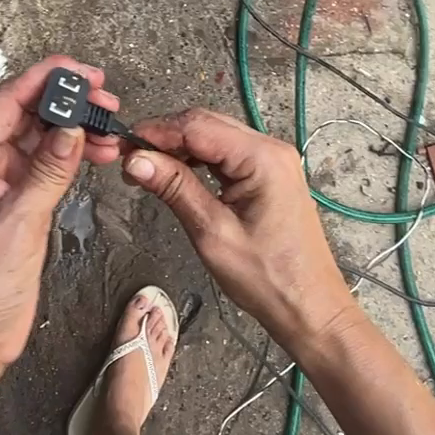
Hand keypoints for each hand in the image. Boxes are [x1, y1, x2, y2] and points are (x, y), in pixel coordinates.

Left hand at [0, 55, 122, 371]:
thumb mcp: (16, 226)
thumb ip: (46, 172)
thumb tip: (72, 127)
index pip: (7, 99)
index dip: (46, 78)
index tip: (84, 72)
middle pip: (25, 112)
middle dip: (66, 101)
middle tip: (107, 99)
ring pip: (39, 136)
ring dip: (74, 128)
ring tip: (110, 130)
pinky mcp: (14, 200)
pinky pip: (45, 163)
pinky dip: (71, 155)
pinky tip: (96, 154)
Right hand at [123, 109, 357, 352]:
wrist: (312, 310)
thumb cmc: (267, 279)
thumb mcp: (213, 233)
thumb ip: (174, 188)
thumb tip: (134, 160)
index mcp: (261, 157)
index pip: (197, 126)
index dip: (156, 131)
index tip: (122, 144)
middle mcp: (270, 147)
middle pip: (206, 124)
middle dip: (164, 136)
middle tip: (128, 157)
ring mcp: (272, 159)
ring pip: (214, 136)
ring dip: (178, 146)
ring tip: (145, 167)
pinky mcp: (269, 173)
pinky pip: (226, 153)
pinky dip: (197, 158)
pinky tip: (175, 173)